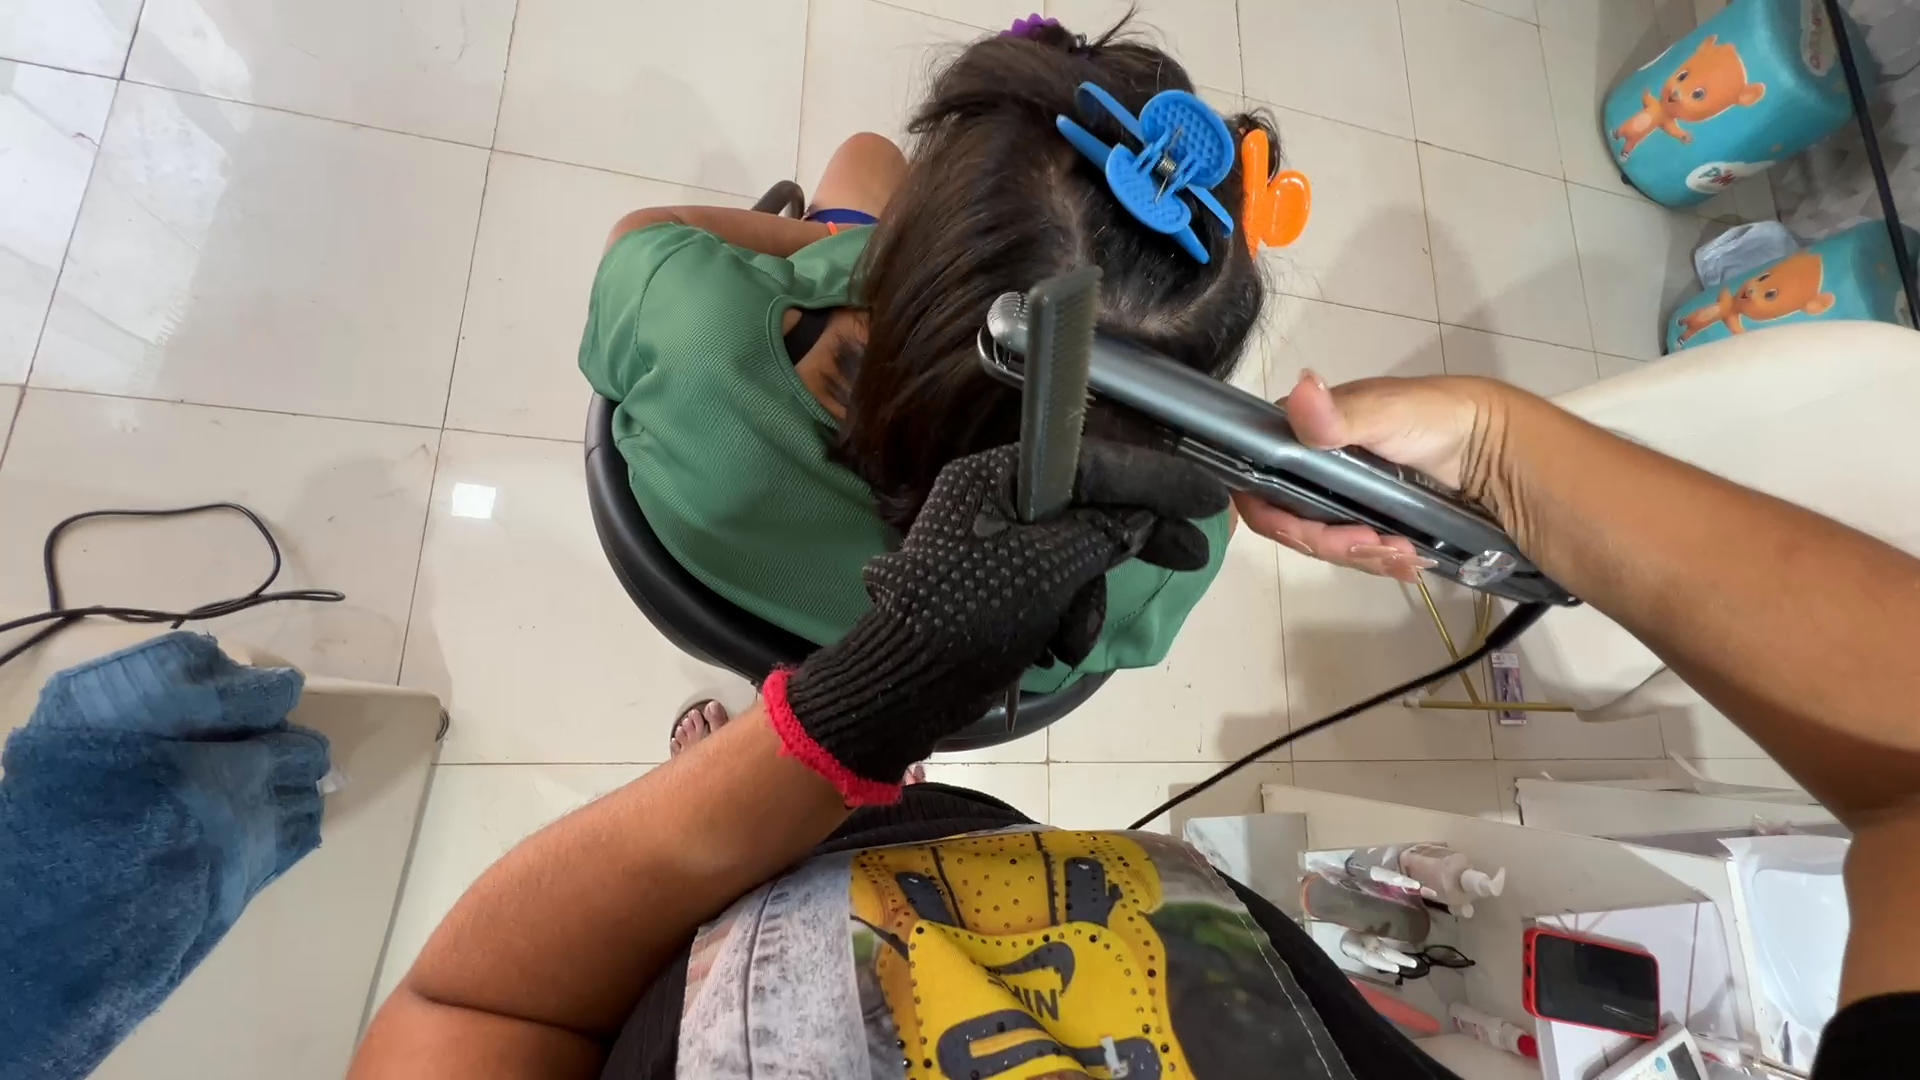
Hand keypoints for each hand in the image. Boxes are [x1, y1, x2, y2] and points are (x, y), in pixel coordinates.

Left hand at [765, 441, 1227, 803]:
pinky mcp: (1001, 584)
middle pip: (1087, 505)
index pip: (1090, 461)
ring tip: (1071, 637)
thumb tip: (1141, 518)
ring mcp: (996, 544)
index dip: (1152, 476)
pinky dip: (1065, 614)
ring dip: (1086, 599)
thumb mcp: (1047, 565)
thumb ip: (1102, 532)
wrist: (912, 684)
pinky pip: (1055, 585)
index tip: (1204, 496)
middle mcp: (994, 500)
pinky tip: (1054, 646)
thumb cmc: (972, 613)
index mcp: (994, 477)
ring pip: (1075, 554)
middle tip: (1190, 555)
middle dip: (1130, 541)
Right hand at [1235, 371, 1505, 581]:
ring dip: (1357, 555)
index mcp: (1300, 439)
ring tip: (1403, 553)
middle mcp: (1311, 470)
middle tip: (1371, 542)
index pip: (1258, 482)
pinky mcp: (1367, 524)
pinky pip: (1353, 554)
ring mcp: (1338, 500)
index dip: (1270, 512)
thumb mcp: (1390, 412)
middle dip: (1324, 541)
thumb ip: (1338, 415)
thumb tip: (1300, 390)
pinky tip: (1407, 560)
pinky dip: (1378, 561)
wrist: (1508, 452)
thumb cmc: (1444, 420)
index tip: (1303, 529)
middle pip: (1287, 521)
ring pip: (1320, 543)